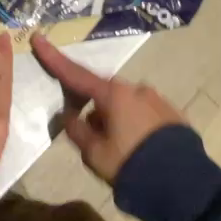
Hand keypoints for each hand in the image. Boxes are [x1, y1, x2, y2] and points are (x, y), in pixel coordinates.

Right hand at [32, 34, 185, 183]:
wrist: (182, 183)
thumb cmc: (130, 165)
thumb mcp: (94, 154)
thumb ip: (77, 131)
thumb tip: (70, 114)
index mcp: (114, 94)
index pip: (76, 74)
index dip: (54, 58)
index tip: (38, 38)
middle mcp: (136, 88)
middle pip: (104, 93)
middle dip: (93, 109)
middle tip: (91, 136)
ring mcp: (157, 99)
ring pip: (125, 105)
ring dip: (116, 119)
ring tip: (119, 152)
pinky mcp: (172, 113)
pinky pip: (144, 114)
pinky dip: (135, 125)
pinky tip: (138, 149)